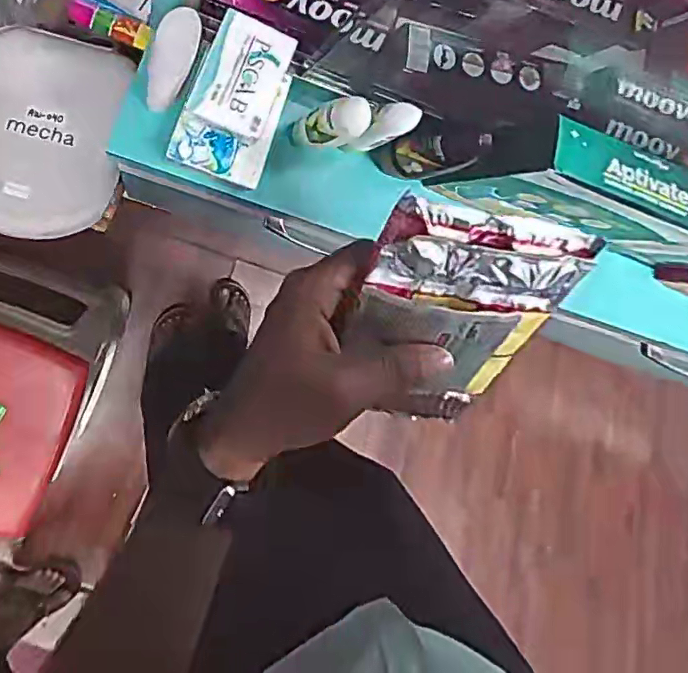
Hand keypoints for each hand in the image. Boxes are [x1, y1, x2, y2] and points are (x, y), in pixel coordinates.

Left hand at [195, 241, 453, 481]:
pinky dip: (373, 330)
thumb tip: (445, 355)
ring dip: (391, 314)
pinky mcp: (309, 332)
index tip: (439, 276)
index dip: (402, 260)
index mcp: (312, 287)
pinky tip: (403, 350)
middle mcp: (309, 289)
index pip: (364, 253)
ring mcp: (307, 311)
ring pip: (359, 300)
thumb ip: (396, 368)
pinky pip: (348, 320)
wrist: (241, 435)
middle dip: (403, 290)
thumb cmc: (288, 403)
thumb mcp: (348, 388)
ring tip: (436, 327)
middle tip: (445, 306)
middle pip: (364, 276)